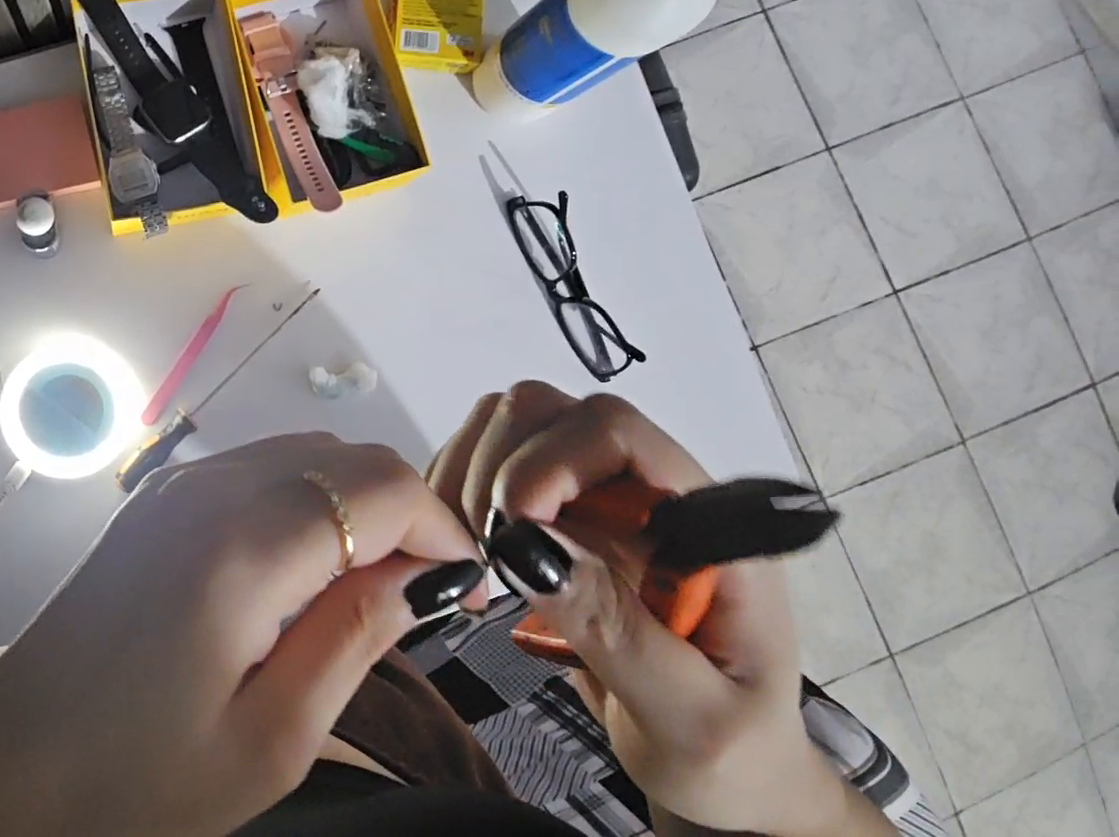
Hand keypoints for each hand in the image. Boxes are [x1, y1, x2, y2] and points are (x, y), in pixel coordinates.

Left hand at [0, 433, 486, 835]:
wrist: (13, 748)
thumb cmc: (136, 770)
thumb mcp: (269, 738)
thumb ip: (352, 639)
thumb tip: (415, 576)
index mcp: (243, 548)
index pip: (378, 487)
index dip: (440, 524)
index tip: (462, 584)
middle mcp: (209, 490)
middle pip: (345, 455)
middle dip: (404, 509)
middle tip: (421, 590)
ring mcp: (177, 485)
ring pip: (304, 452)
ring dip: (354, 501)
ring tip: (364, 583)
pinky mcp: (159, 496)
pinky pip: (259, 466)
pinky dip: (305, 497)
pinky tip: (301, 566)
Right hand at [429, 383, 857, 836]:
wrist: (720, 767)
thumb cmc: (728, 752)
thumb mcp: (689, 714)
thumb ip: (617, 629)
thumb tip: (527, 546)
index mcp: (703, 522)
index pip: (617, 432)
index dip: (549, 462)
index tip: (508, 530)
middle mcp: (643, 488)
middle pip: (548, 412)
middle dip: (495, 471)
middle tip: (484, 555)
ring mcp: (593, 494)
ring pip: (505, 427)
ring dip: (467, 480)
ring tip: (474, 559)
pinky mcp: (552, 511)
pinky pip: (481, 462)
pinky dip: (453, 494)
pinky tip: (463, 552)